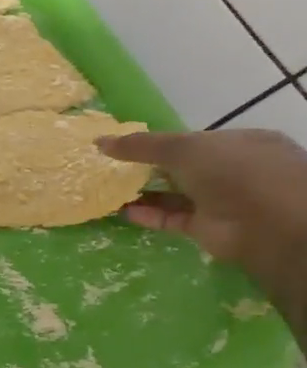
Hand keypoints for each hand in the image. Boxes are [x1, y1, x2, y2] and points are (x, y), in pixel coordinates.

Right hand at [98, 129, 306, 339]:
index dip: (161, 143)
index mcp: (243, 144)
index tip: (126, 147)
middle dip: (147, 169)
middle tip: (110, 168)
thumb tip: (99, 142)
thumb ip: (141, 145)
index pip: (196, 141)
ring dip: (142, 193)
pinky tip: (120, 210)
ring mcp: (226, 200)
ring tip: (105, 190)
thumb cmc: (234, 172)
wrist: (269, 223)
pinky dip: (147, 214)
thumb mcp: (183, 148)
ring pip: (175, 194)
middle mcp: (238, 171)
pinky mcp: (210, 227)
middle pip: (183, 168)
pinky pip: (171, 217)